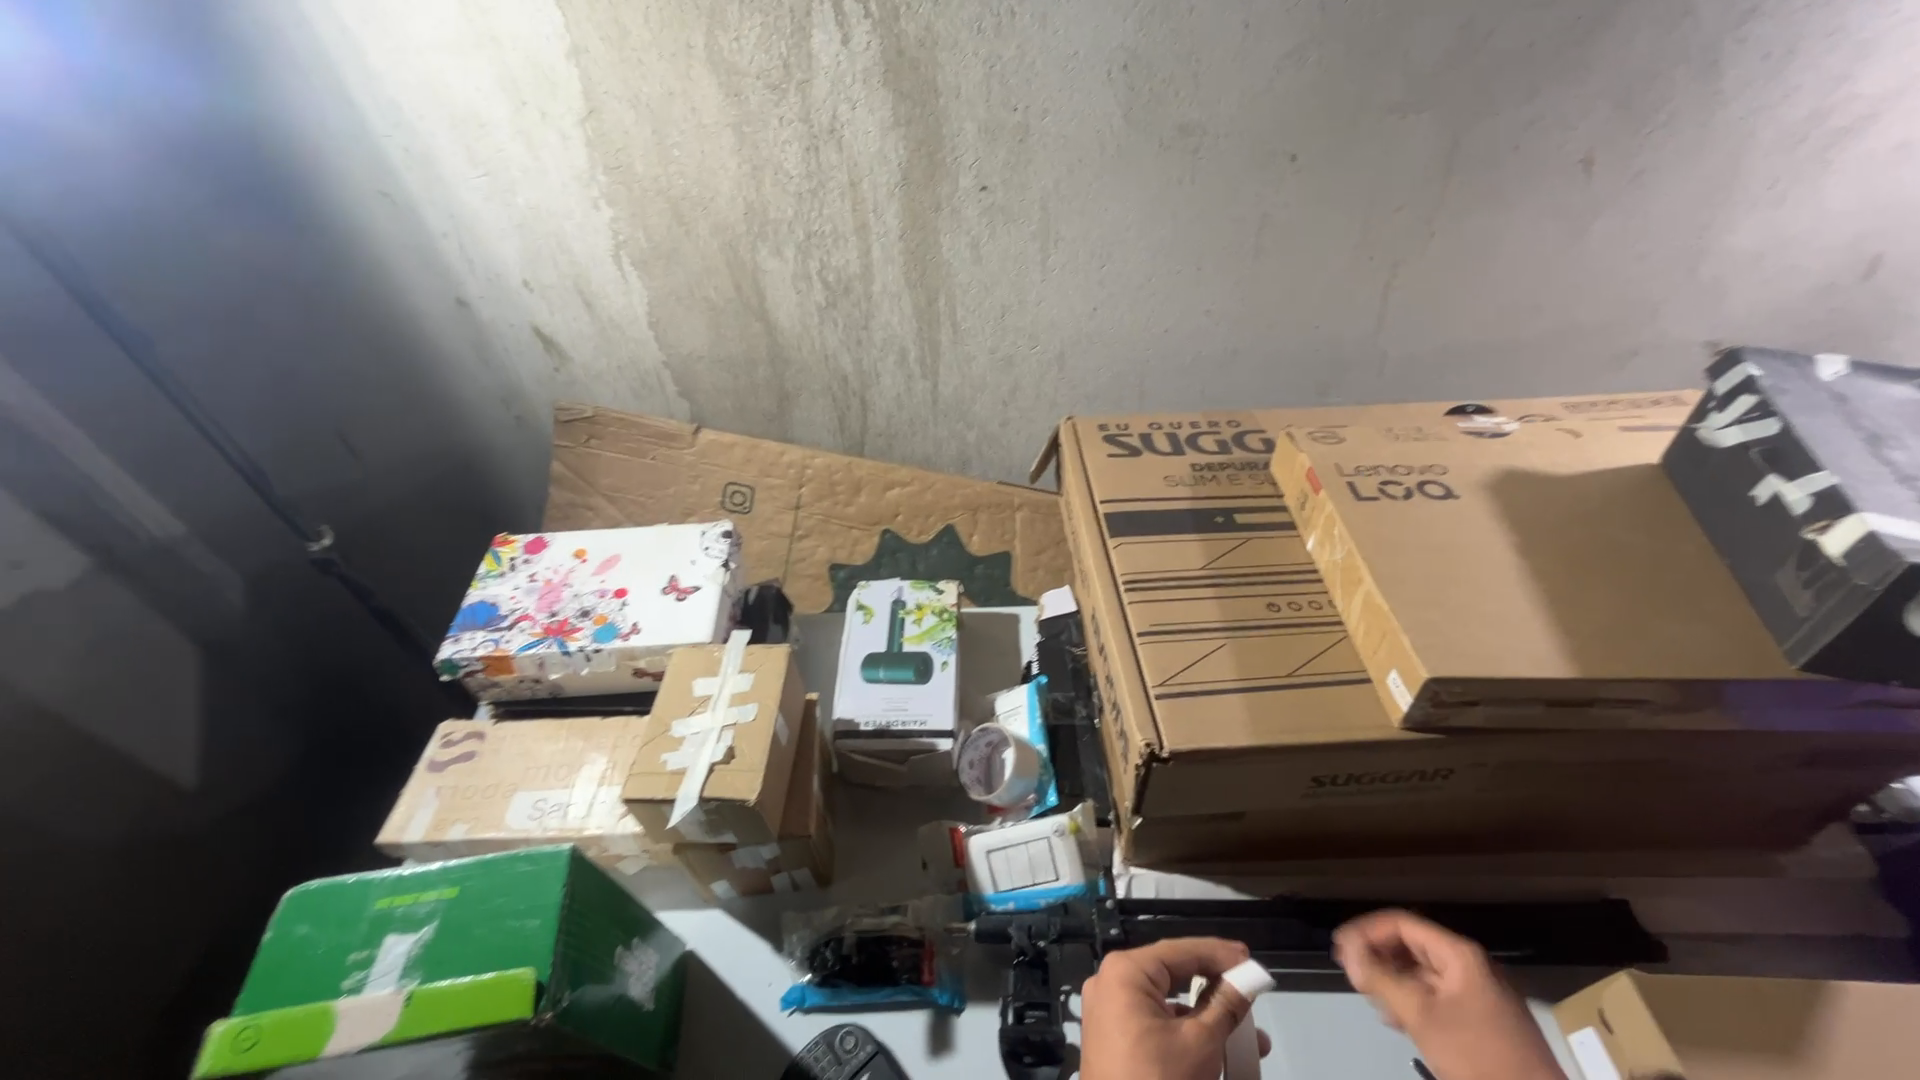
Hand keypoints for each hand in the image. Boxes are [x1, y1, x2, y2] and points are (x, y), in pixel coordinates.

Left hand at [1079, 937, 1269, 1079]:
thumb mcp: (1200, 1042)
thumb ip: (1226, 1005)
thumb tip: (1248, 979)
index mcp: (1125, 972)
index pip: (1180, 951)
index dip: (1219, 954)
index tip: (1250, 959)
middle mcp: (1110, 982)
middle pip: (1172, 974)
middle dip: (1216, 988)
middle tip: (1250, 990)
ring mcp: (1108, 1011)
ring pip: (1167, 1003)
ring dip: (1207, 1017)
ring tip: (1252, 1038)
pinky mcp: (1112, 1037)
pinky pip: (1154, 1023)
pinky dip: (1185, 1031)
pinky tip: (1220, 1050)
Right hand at [1333, 910, 1564, 1079]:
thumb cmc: (1478, 1058)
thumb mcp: (1421, 1016)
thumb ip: (1380, 978)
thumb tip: (1348, 951)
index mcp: (1459, 955)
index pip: (1402, 924)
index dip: (1366, 931)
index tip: (1339, 949)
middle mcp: (1469, 965)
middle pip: (1412, 945)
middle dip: (1378, 956)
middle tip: (1351, 974)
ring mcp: (1476, 992)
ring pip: (1422, 972)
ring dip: (1391, 979)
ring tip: (1369, 997)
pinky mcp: (1479, 1018)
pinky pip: (1435, 995)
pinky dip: (1410, 999)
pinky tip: (1395, 1018)